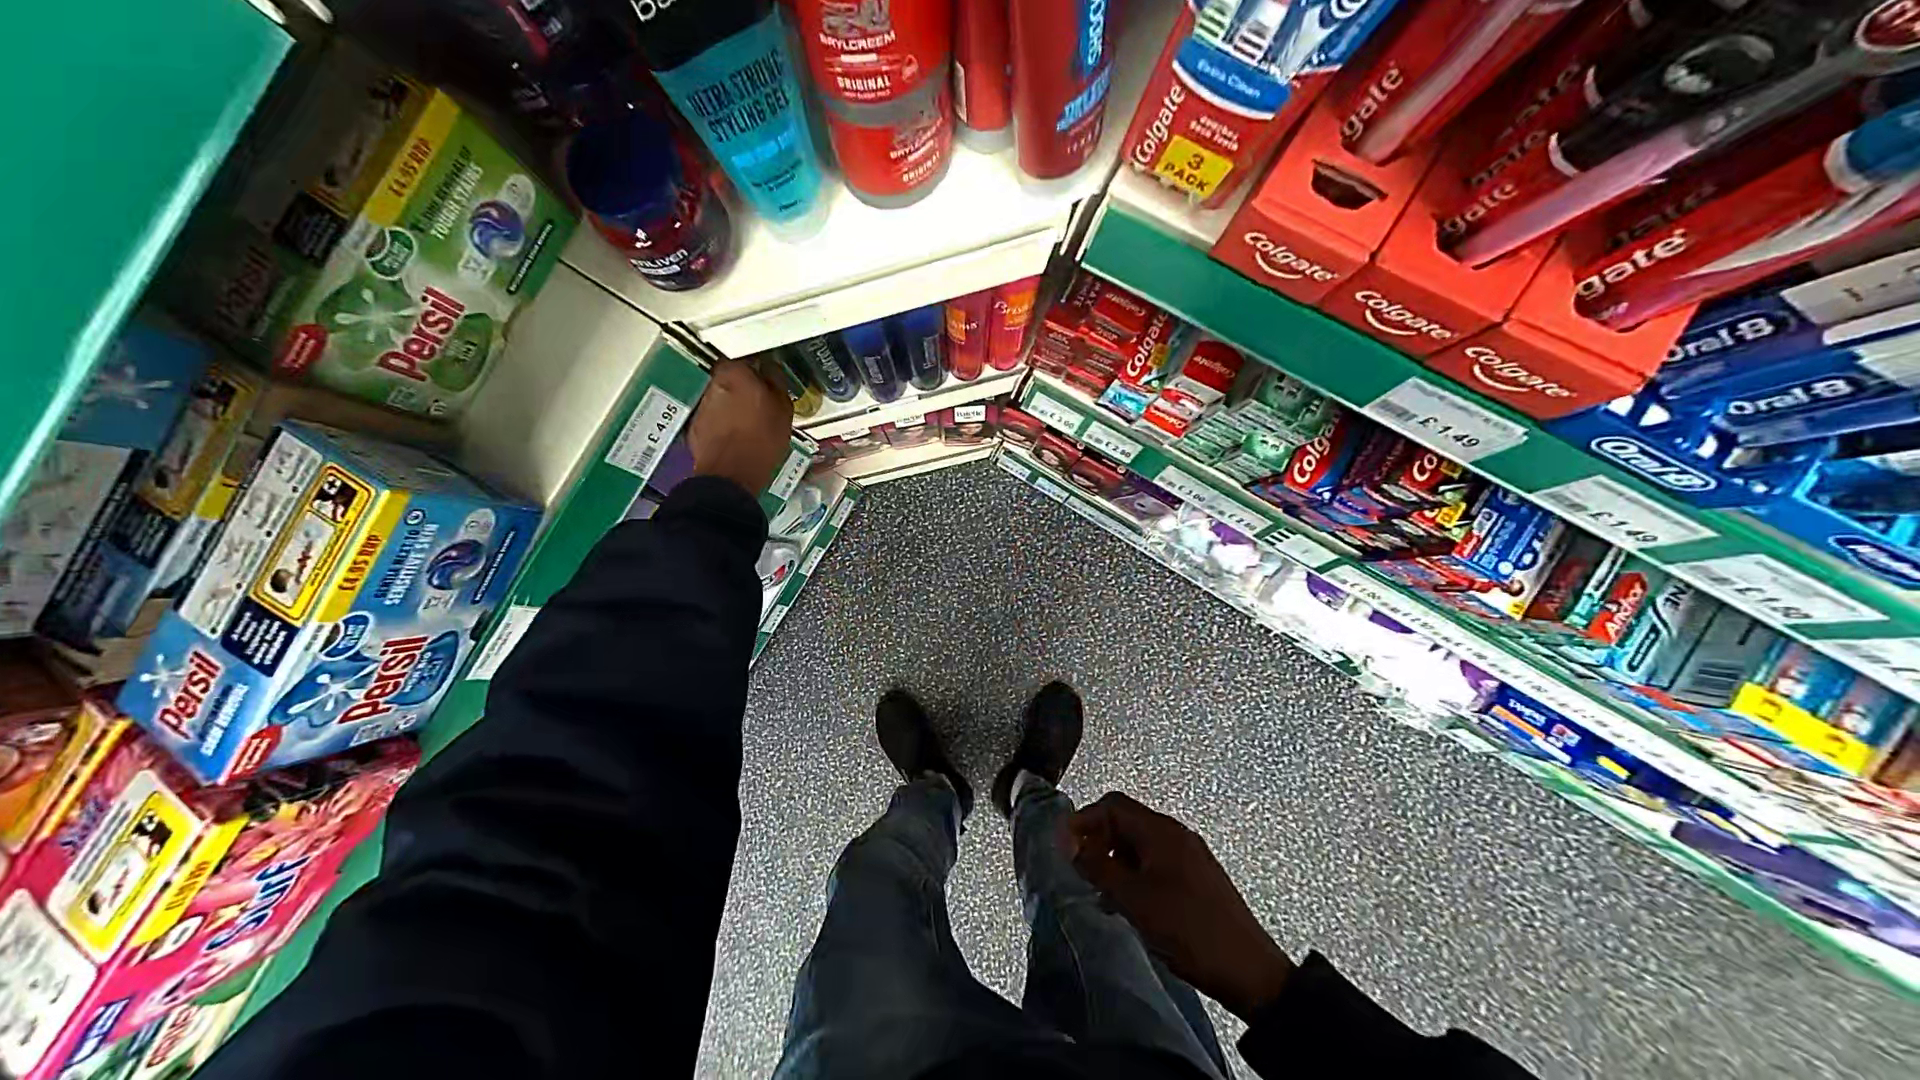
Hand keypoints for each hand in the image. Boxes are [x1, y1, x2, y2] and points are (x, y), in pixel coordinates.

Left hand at [686, 359, 792, 494]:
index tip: (769, 376)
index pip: (747, 356)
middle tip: (762, 400)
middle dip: (744, 385)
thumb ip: (776, 382)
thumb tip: (772, 371)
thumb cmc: (761, 440)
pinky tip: (738, 434)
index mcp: (734, 372)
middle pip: (730, 376)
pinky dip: (723, 421)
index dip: (760, 367)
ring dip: (733, 403)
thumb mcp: (784, 408)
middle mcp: (712, 383)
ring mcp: (701, 404)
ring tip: (751, 421)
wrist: (732, 475)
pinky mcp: (695, 425)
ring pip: (721, 396)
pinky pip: (713, 416)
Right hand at [1070, 792, 1293, 1021]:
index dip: (1083, 821)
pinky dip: (1134, 874)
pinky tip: (1129, 904)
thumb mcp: (1133, 899)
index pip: (1112, 805)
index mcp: (1161, 831)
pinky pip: (1155, 862)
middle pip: (1126, 820)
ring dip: (1115, 860)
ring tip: (1102, 892)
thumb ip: (1097, 867)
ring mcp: (1189, 855)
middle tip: (1080, 870)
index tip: (1064, 848)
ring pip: (1139, 844)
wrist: (1250, 971)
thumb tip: (1070, 845)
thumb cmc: (1187, 929)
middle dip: (1097, 840)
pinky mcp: (1197, 877)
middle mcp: (1176, 834)